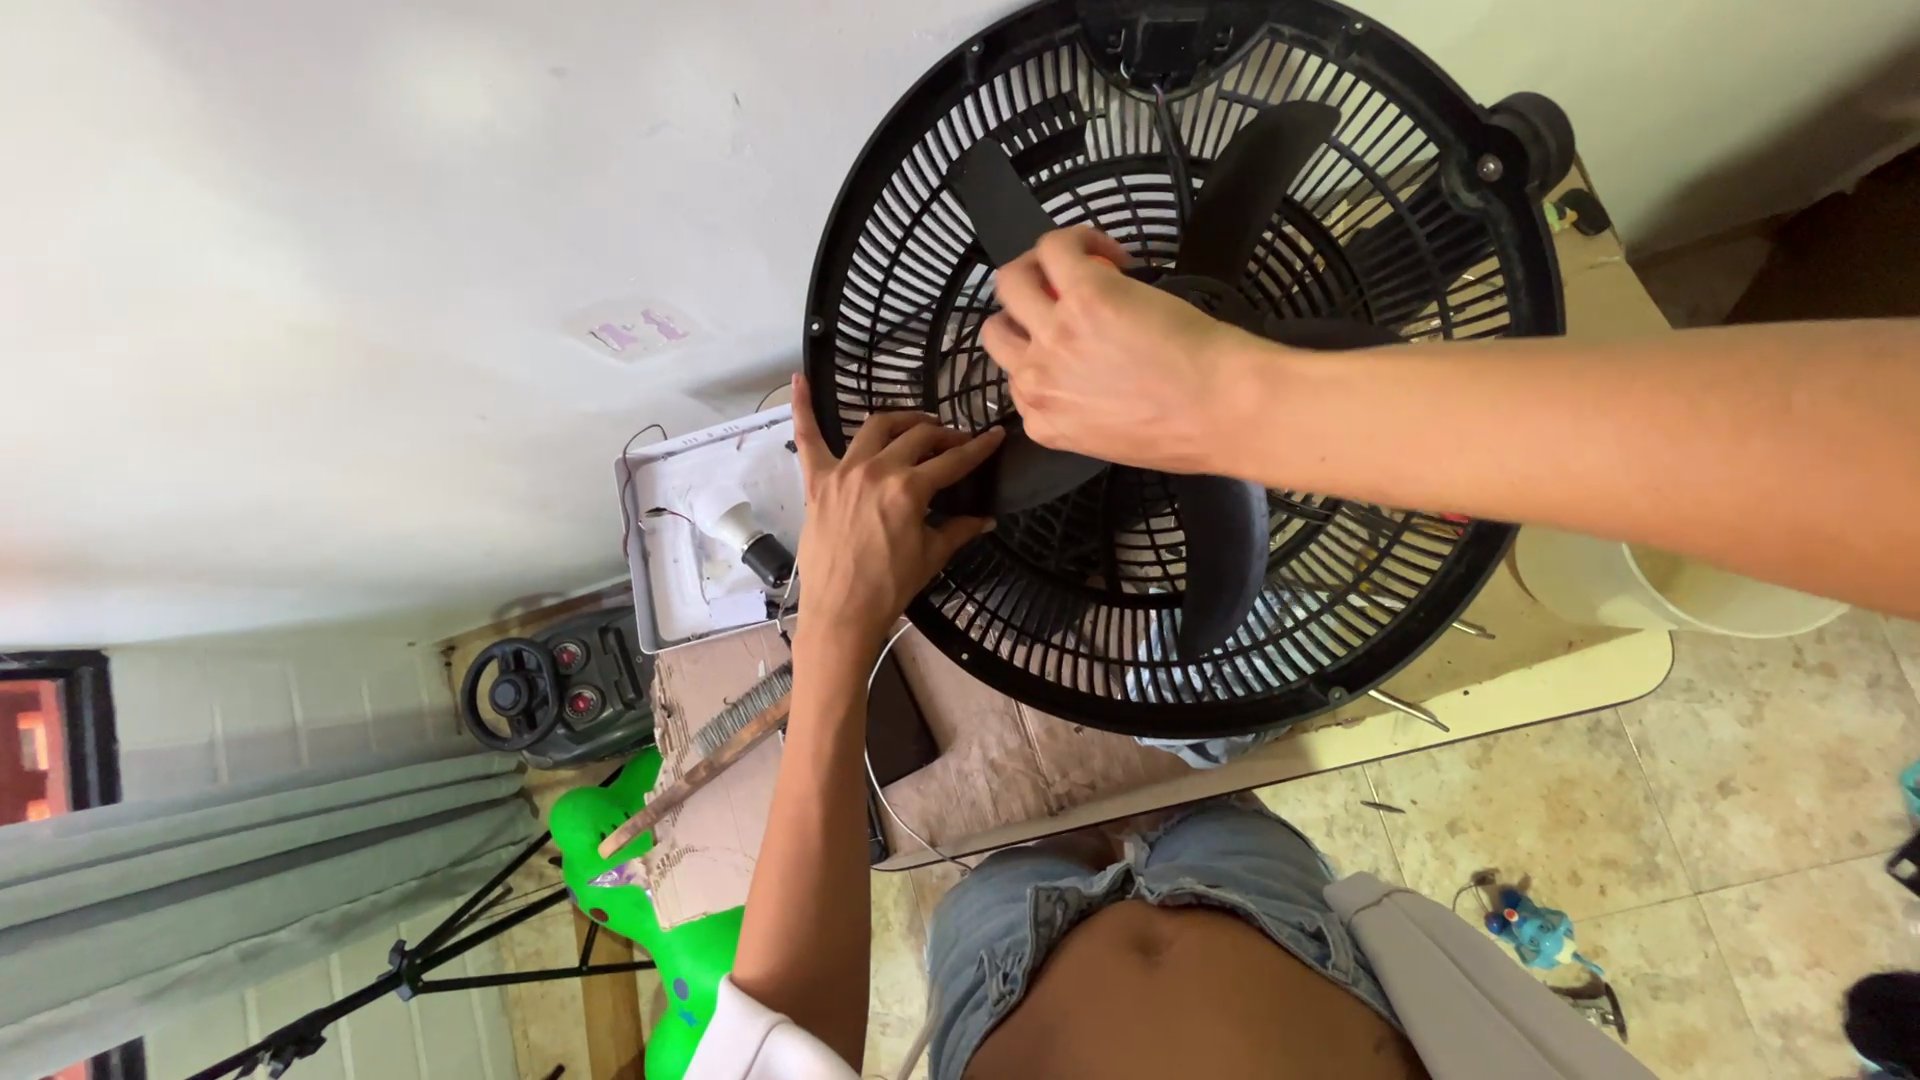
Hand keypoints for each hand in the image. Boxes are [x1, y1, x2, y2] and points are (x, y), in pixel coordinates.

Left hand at [789, 374, 1004, 650]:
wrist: (841, 612)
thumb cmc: (890, 588)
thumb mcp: (932, 556)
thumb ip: (960, 530)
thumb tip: (987, 519)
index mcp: (909, 489)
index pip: (954, 460)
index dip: (979, 447)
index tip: (995, 435)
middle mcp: (877, 470)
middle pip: (918, 437)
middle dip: (944, 434)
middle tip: (956, 441)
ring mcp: (843, 472)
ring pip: (875, 427)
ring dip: (901, 419)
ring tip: (917, 422)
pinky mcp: (817, 482)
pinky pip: (807, 438)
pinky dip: (803, 408)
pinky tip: (798, 379)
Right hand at [980, 226, 1264, 473]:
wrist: (1222, 409)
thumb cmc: (1185, 433)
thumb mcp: (1111, 442)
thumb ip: (1082, 412)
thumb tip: (1091, 380)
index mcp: (1042, 419)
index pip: (1014, 380)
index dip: (1038, 354)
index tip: (1067, 344)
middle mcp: (1035, 379)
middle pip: (997, 330)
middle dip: (1023, 310)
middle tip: (1056, 298)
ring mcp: (1054, 333)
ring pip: (1010, 281)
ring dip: (1037, 267)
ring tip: (1078, 266)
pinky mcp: (1084, 292)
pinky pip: (1057, 246)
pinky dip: (1081, 239)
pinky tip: (1115, 254)